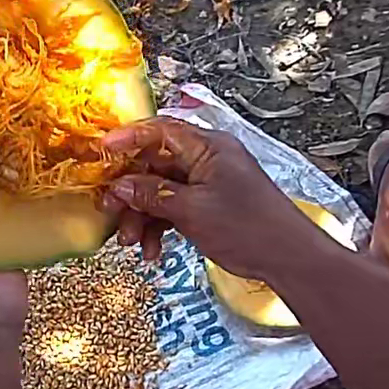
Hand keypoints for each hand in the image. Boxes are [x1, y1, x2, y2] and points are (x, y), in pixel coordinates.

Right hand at [101, 118, 324, 279]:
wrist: (287, 257)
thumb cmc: (248, 227)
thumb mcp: (192, 211)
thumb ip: (152, 195)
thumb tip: (119, 187)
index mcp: (208, 148)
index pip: (161, 131)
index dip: (128, 138)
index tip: (101, 151)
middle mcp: (207, 160)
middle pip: (156, 165)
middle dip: (131, 192)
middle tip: (110, 212)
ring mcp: (208, 183)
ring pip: (161, 191)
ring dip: (143, 216)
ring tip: (132, 242)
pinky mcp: (209, 205)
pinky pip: (174, 209)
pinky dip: (160, 227)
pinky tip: (152, 251)